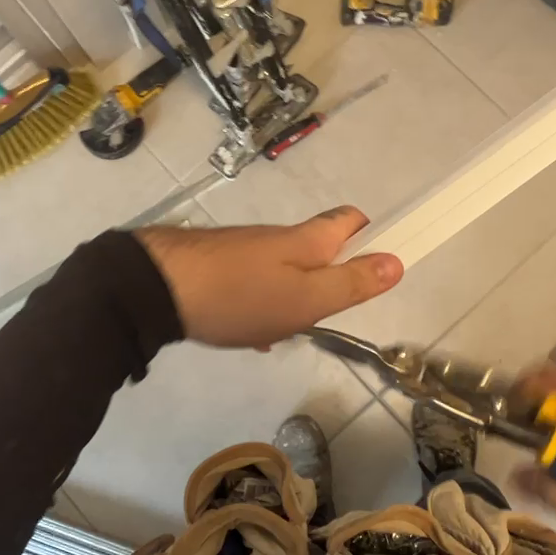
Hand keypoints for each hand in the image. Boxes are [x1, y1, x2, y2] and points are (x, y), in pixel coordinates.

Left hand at [134, 207, 402, 348]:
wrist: (159, 287)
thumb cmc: (242, 296)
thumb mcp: (306, 298)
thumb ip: (350, 283)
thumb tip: (397, 261)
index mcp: (307, 240)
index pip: (350, 219)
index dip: (370, 235)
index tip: (373, 268)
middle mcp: (278, 236)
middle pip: (317, 248)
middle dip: (326, 279)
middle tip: (322, 315)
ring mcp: (244, 248)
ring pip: (283, 270)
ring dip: (290, 298)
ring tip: (279, 334)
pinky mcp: (217, 264)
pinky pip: (252, 283)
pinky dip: (259, 304)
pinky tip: (247, 333)